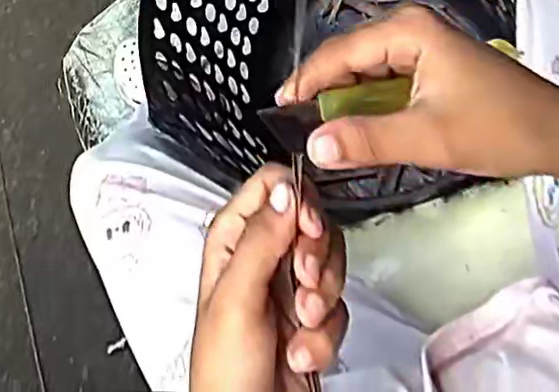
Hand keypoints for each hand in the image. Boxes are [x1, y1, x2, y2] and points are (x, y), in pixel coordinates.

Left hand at [190, 165, 348, 391]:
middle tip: (304, 282)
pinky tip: (302, 351)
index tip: (308, 227)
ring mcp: (286, 286)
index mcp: (233, 237)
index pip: (271, 185)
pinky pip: (337, 307)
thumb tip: (284, 190)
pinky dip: (326, 335)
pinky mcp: (310, 320)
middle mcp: (260, 254)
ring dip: (323, 298)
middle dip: (316, 255)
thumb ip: (261, 239)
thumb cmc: (222, 374)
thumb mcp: (236, 296)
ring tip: (302, 324)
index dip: (297, 198)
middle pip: (309, 220)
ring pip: (328, 262)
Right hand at [277, 5, 558, 178]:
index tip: (280, 106)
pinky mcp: (428, 57)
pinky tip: (357, 118)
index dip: (307, 80)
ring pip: (365, 65)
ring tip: (321, 123)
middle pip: (349, 55)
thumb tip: (314, 145)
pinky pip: (383, 74)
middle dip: (324, 88)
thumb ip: (367, 140)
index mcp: (407, 29)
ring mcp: (420, 39)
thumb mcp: (429, 138)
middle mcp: (408, 25)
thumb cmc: (501, 128)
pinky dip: (367, 97)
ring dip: (345, 94)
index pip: (340, 52)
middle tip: (298, 120)